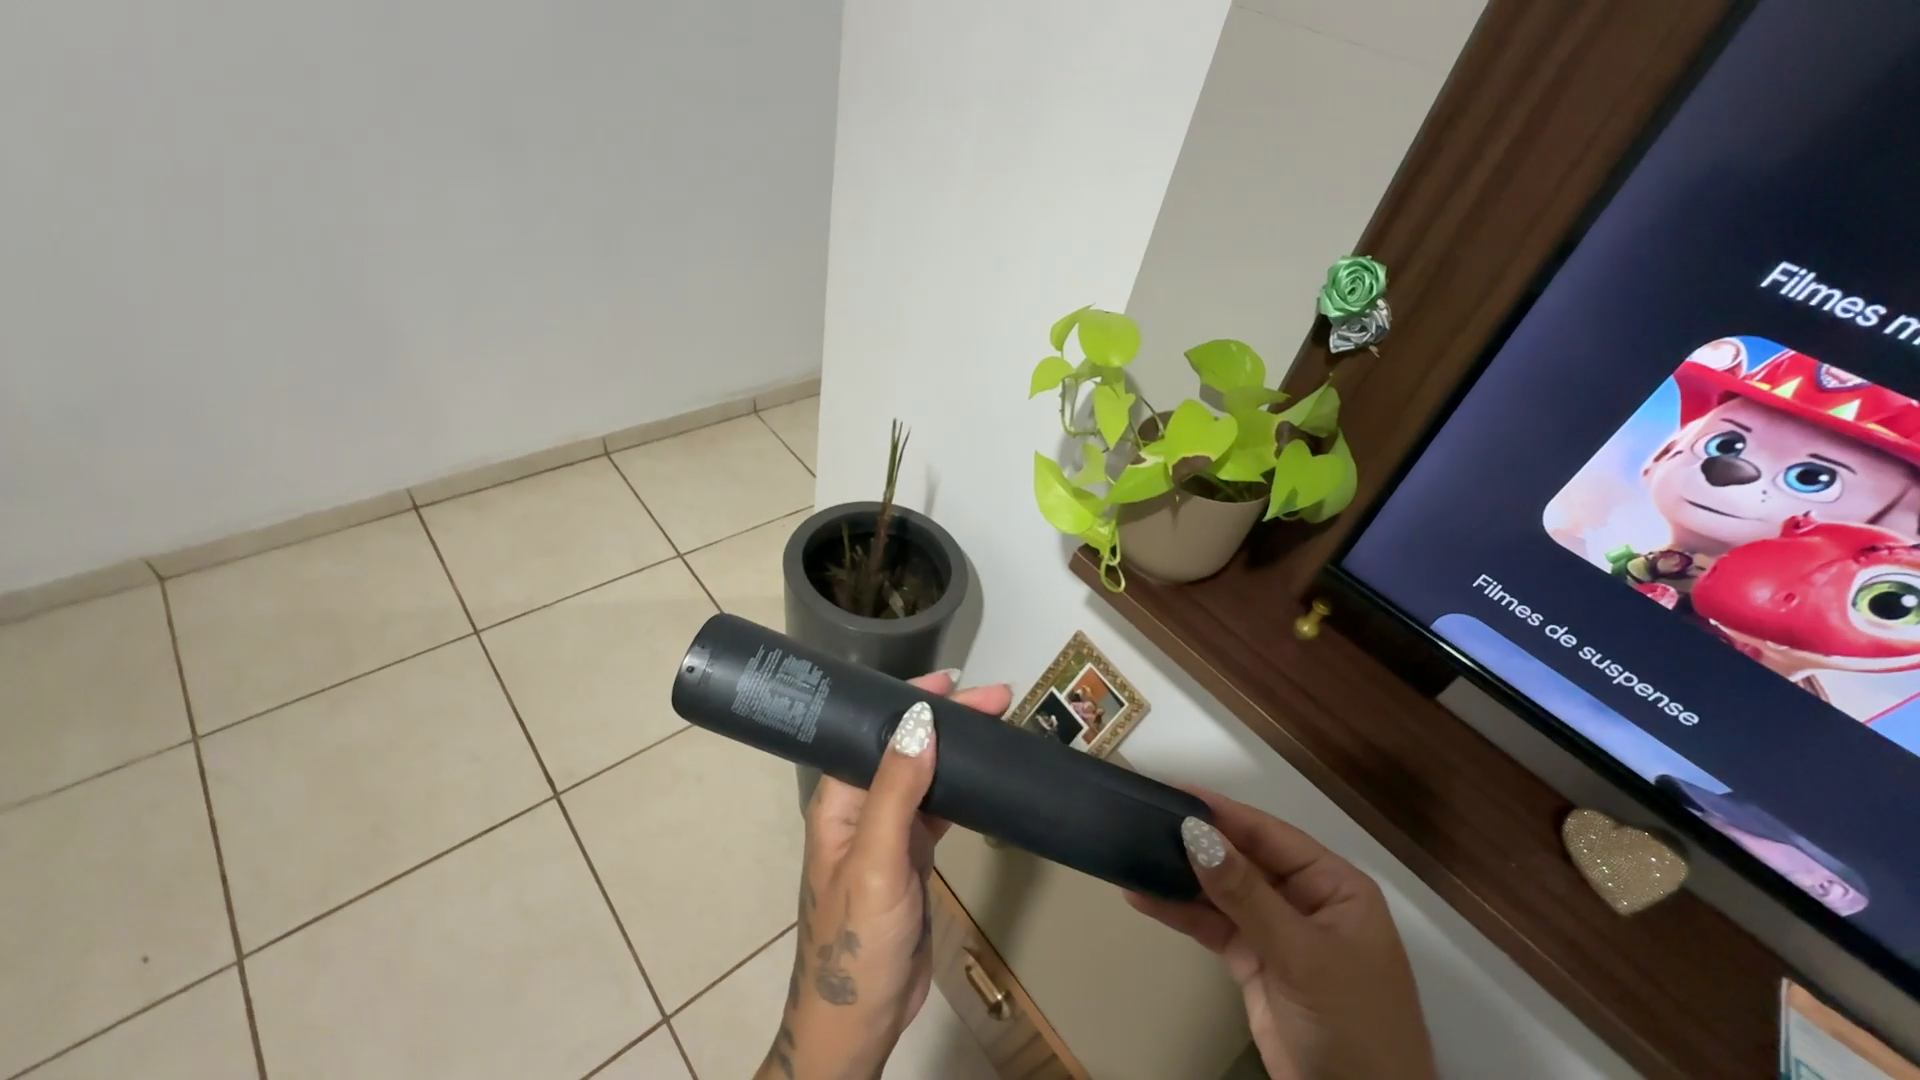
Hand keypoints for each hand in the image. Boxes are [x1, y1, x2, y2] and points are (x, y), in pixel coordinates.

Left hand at [756, 672, 1012, 1079]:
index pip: (874, 733)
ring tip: (999, 727)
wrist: (862, 1018)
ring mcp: (889, 833)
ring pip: (926, 776)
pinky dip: (963, 789)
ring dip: (958, 752)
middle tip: (997, 700)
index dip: (909, 700)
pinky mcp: (912, 857)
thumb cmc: (858, 940)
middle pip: (906, 748)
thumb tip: (920, 720)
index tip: (953, 681)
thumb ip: (897, 790)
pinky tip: (987, 777)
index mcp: (840, 801)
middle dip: (947, 720)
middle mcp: (862, 808)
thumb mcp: (877, 861)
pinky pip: (938, 809)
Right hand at [1127, 791, 1434, 1079]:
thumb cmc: (1351, 1022)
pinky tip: (1144, 897)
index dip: (1223, 813)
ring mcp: (1278, 932)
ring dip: (1181, 877)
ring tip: (1133, 853)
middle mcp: (1305, 900)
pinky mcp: (1254, 963)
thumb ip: (1245, 894)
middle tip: (1144, 818)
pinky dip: (1180, 912)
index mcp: (1334, 885)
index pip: (1271, 835)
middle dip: (1198, 842)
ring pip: (1222, 892)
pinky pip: (1213, 926)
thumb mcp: (1300, 954)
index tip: (1175, 791)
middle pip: (1243, 859)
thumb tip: (1196, 834)